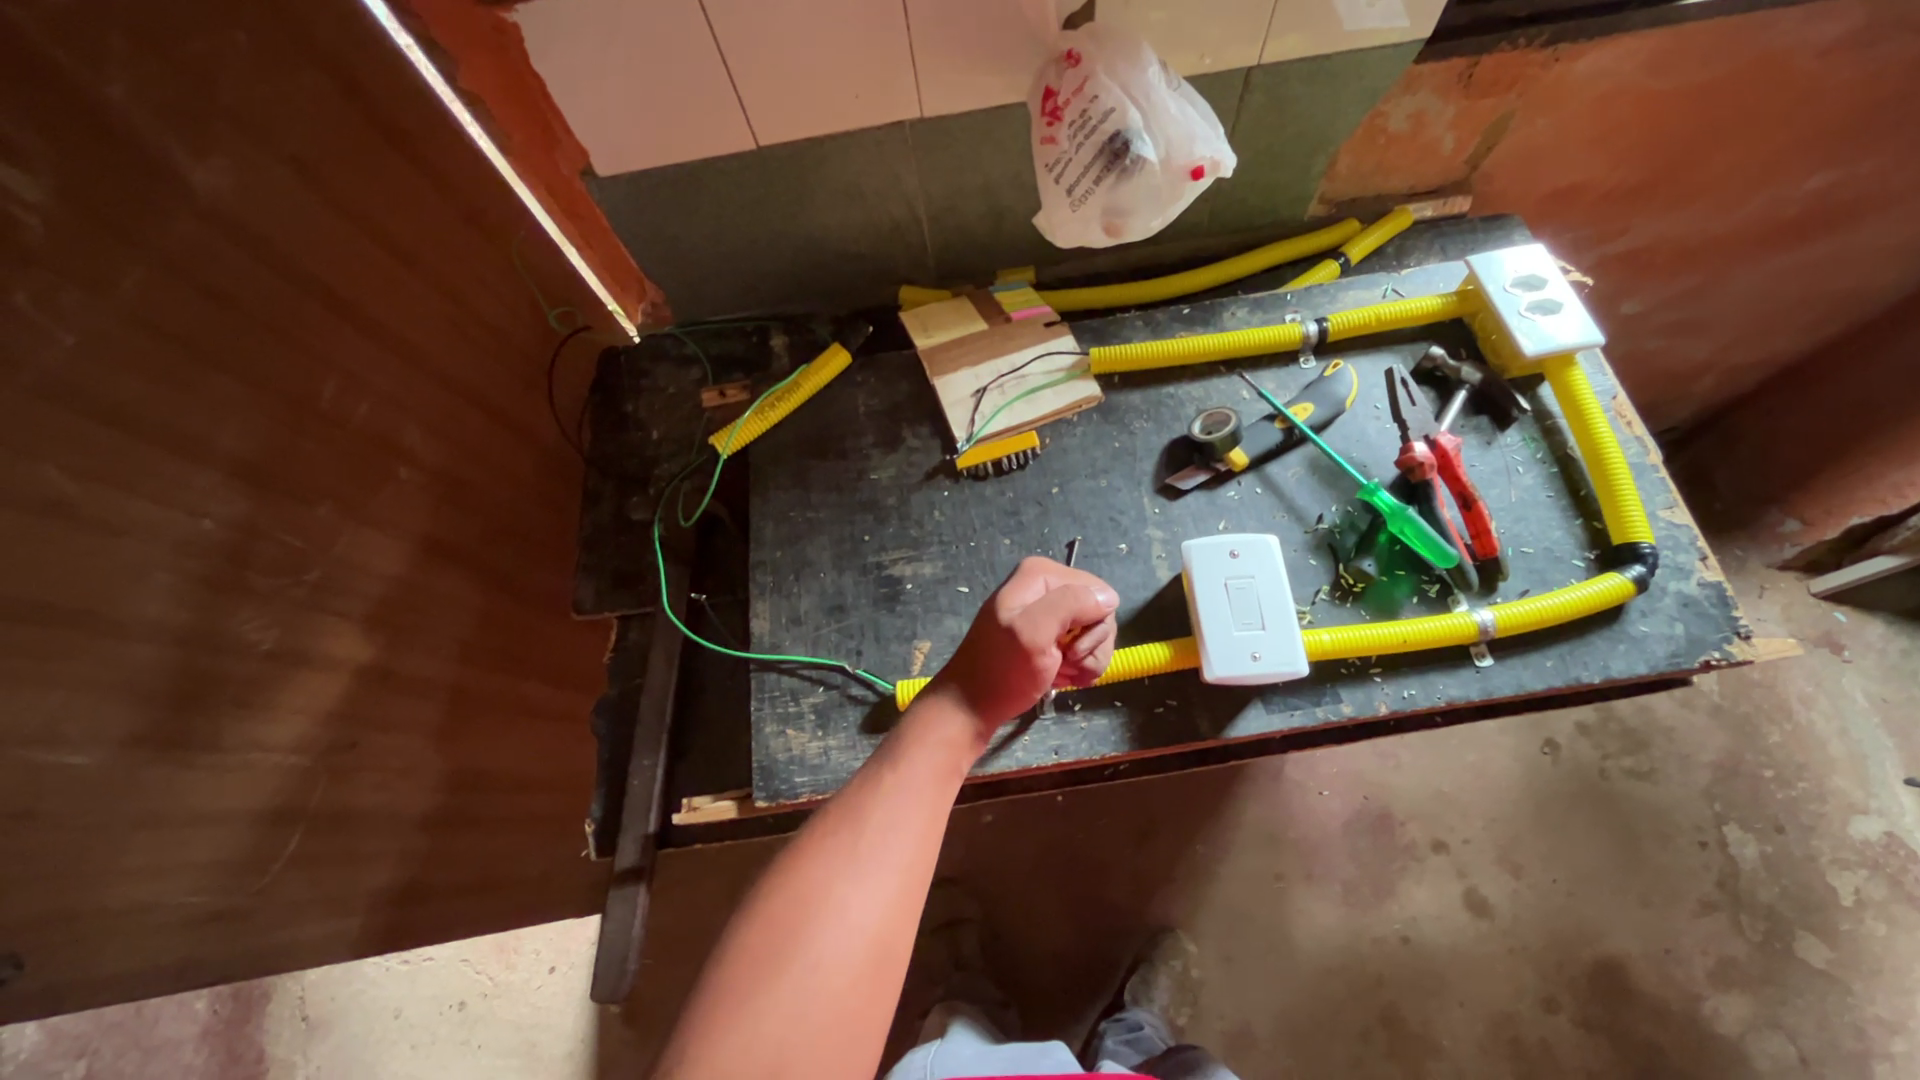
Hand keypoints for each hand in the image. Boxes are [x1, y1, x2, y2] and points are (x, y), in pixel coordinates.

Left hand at [926, 556, 1119, 733]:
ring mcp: (1048, 613)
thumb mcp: (1033, 632)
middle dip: (1090, 645)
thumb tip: (1109, 597)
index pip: (1098, 591)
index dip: (1093, 623)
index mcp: (1040, 574)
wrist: (975, 706)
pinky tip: (1060, 677)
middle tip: (1066, 664)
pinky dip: (1078, 667)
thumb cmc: (1001, 670)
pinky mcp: (1051, 636)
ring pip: (1095, 633)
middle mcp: (1046, 587)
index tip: (1070, 648)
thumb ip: (1070, 604)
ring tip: (1062, 673)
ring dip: (1085, 660)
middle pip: (1099, 612)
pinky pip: (1084, 647)